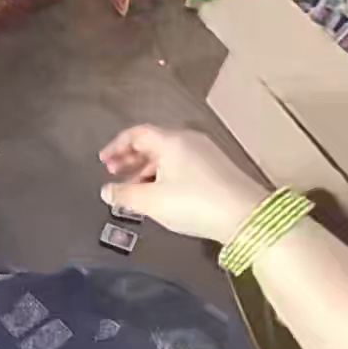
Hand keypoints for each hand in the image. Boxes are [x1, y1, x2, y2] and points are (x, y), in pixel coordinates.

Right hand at [98, 125, 269, 243]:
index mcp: (170, 141)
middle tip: (114, 173)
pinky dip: (162, 174)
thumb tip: (105, 191)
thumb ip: (123, 195)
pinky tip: (158, 193)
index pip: (136, 133)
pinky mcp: (214, 167)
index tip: (103, 161)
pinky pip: (180, 164)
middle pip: (151, 142)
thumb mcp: (151, 202)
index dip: (116, 146)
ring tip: (133, 189)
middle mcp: (187, 140)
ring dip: (145, 169)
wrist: (244, 215)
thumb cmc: (193, 204)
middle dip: (130, 158)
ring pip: (166, 155)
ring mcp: (204, 153)